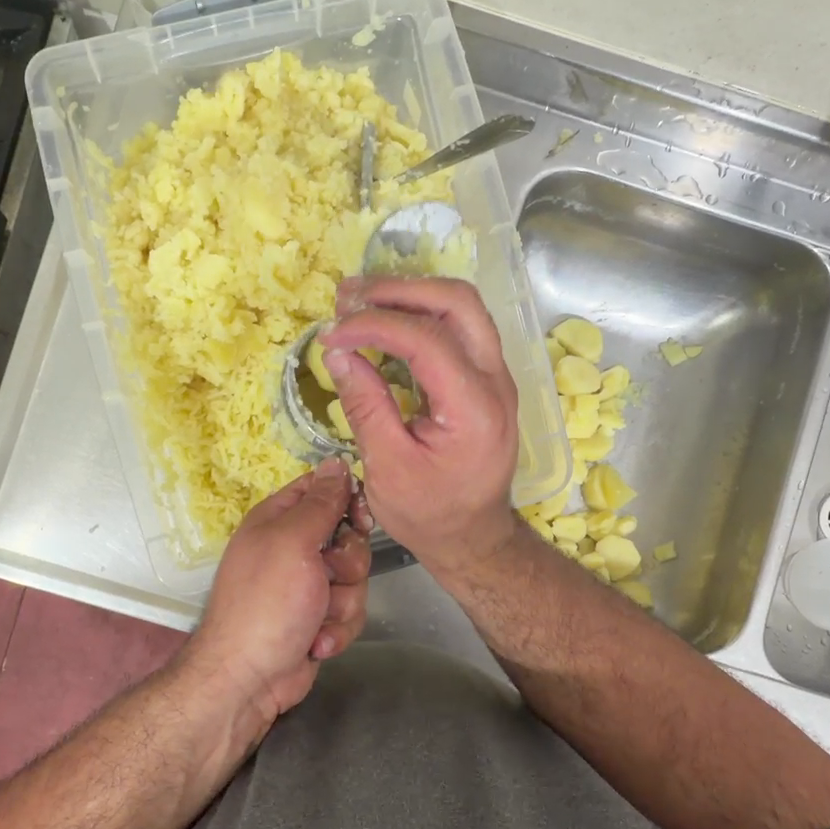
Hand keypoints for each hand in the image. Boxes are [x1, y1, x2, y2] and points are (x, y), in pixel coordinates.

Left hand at [179, 458, 371, 722]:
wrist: (249, 677)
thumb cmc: (267, 603)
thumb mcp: (294, 542)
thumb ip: (321, 502)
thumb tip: (336, 462)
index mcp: (279, 520)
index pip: (322, 490)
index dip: (347, 502)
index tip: (358, 520)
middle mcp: (292, 549)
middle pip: (349, 539)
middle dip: (348, 565)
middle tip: (328, 577)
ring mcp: (306, 587)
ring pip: (355, 581)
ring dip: (342, 605)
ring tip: (316, 621)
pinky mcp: (318, 620)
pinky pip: (349, 613)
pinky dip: (337, 631)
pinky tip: (315, 643)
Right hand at [319, 277, 519, 576]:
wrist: (473, 538)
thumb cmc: (430, 514)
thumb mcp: (388, 469)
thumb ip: (366, 406)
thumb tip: (338, 353)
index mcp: (475, 408)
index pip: (427, 340)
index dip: (375, 326)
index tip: (333, 333)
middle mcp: (496, 381)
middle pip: (457, 303)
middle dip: (399, 291)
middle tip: (348, 296)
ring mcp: (496, 377)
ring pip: (462, 308)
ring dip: (410, 296)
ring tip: (358, 300)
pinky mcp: (485, 379)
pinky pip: (458, 328)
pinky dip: (419, 316)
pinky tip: (382, 321)